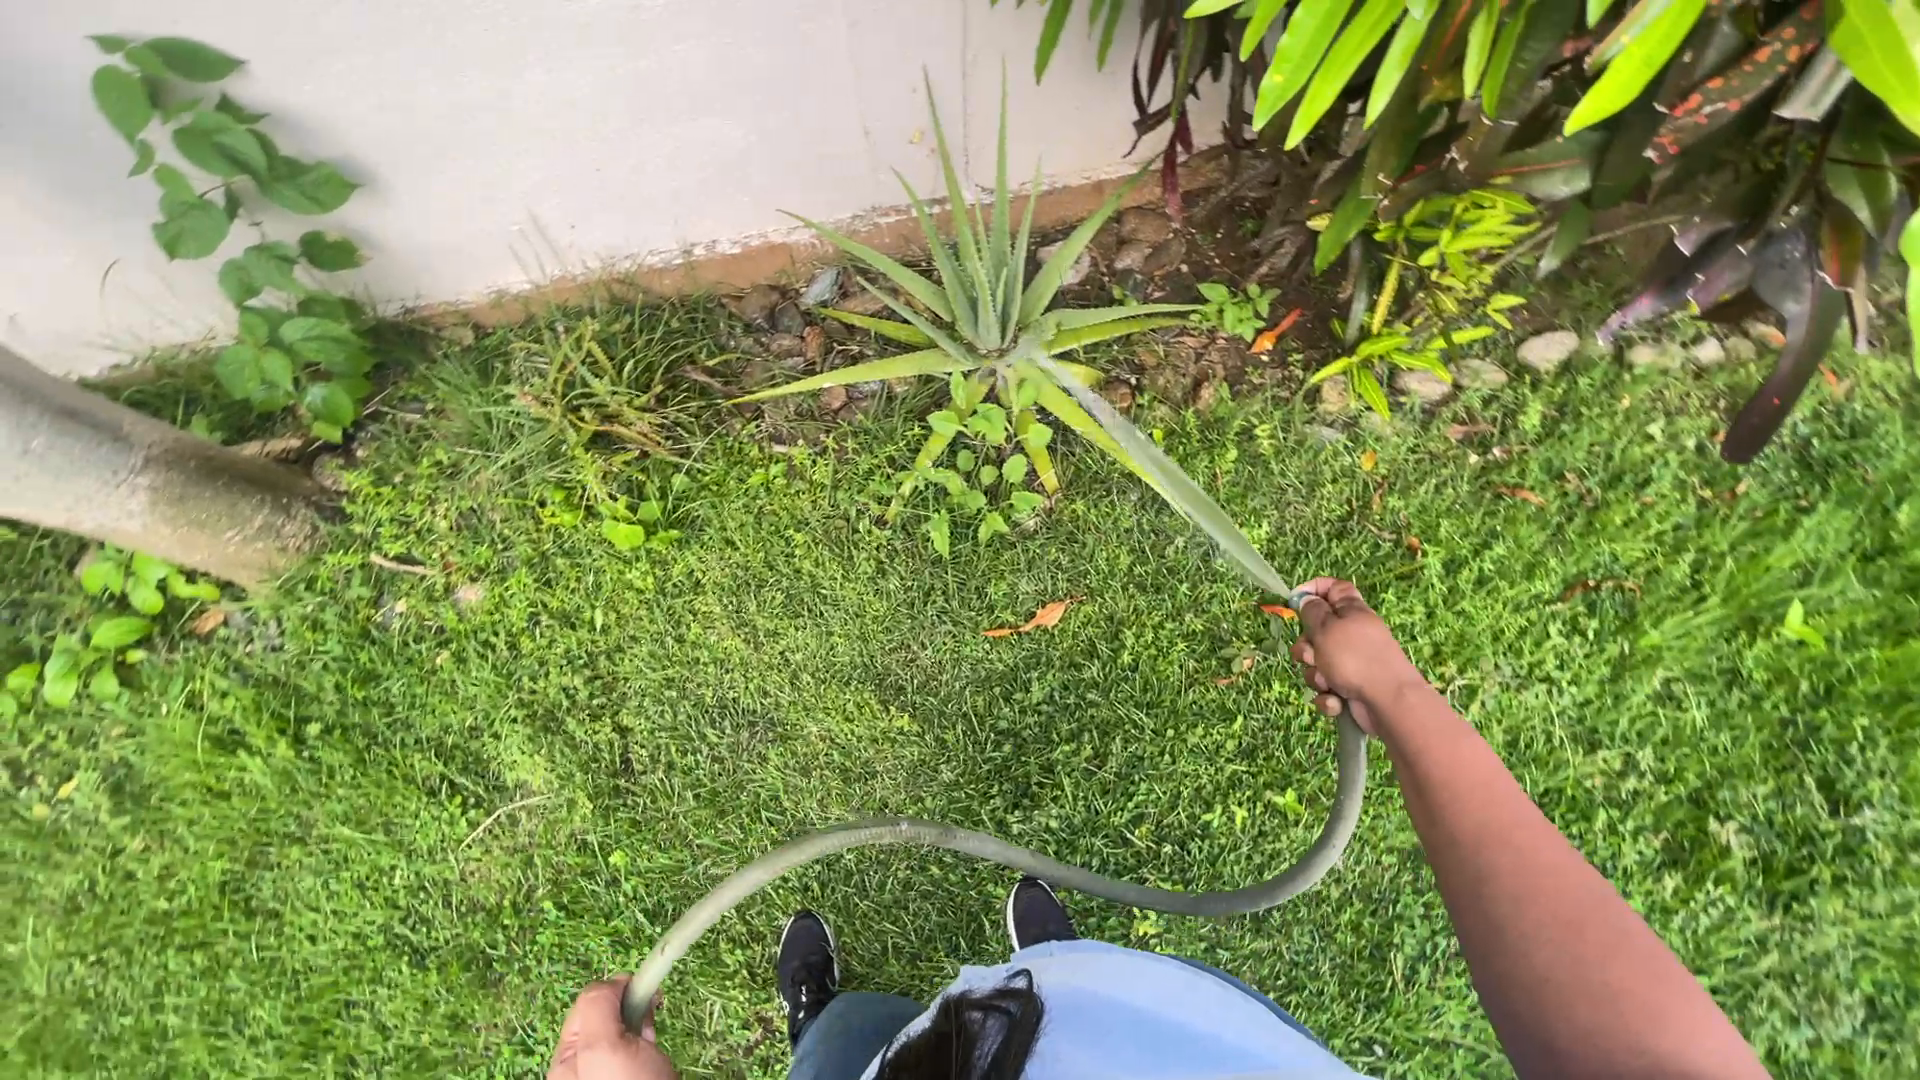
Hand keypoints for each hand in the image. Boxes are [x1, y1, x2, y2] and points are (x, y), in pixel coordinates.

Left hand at [548, 978, 677, 1079]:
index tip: (644, 996)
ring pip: (622, 1027)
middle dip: (632, 1009)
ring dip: (642, 1024)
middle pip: (605, 1013)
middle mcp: (579, 1065)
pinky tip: (653, 1053)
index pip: (589, 1001)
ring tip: (652, 1043)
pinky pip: (633, 1045)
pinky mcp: (625, 1076)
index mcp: (565, 1057)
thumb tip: (615, 981)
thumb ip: (598, 1008)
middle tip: (649, 1024)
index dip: (617, 990)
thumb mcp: (604, 1049)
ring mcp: (602, 1073)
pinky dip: (647, 1040)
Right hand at [1288, 577, 1422, 735]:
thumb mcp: (1327, 628)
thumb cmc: (1355, 659)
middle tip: (1310, 655)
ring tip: (1326, 682)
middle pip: (1317, 631)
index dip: (1313, 589)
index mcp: (1351, 613)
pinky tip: (1336, 701)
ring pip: (1317, 663)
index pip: (1333, 588)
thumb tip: (1306, 598)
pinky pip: (1326, 689)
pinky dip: (1328, 696)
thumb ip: (1312, 611)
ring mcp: (1351, 663)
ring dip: (1315, 675)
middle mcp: (1351, 636)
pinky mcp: (1350, 689)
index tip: (1294, 600)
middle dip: (1305, 646)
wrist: (1389, 703)